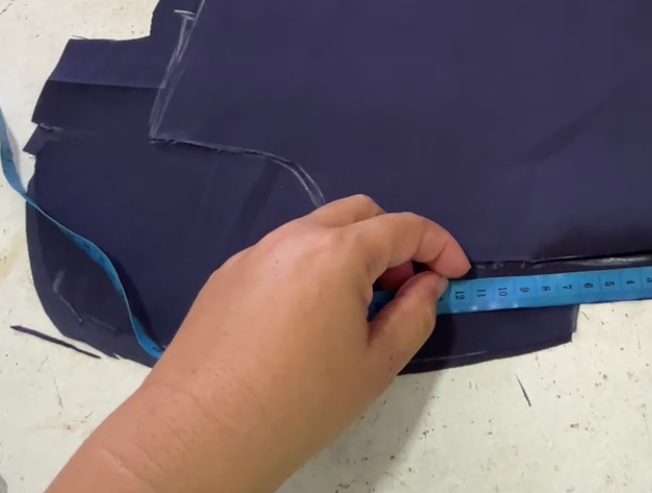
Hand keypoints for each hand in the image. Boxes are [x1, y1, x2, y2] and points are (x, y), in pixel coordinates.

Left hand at [48, 196, 468, 492]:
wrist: (195, 438)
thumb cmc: (296, 404)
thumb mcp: (374, 367)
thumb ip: (414, 316)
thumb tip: (428, 284)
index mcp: (337, 252)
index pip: (404, 227)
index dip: (439, 245)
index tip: (457, 272)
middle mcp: (296, 236)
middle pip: (362, 213)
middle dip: (394, 240)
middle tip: (403, 288)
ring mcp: (256, 251)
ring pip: (320, 229)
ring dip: (352, 252)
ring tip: (355, 308)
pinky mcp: (227, 273)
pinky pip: (285, 252)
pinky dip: (312, 266)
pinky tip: (304, 320)